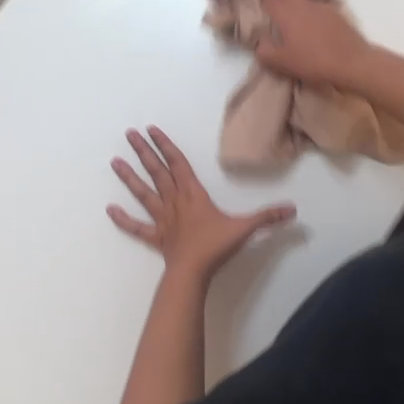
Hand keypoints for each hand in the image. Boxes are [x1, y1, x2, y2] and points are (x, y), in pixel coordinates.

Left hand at [107, 127, 295, 283]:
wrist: (192, 273)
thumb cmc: (216, 246)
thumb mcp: (245, 227)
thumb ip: (268, 216)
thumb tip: (293, 209)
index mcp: (193, 194)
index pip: (177, 163)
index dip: (165, 145)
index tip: (151, 129)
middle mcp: (174, 201)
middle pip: (157, 172)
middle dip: (143, 152)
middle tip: (129, 134)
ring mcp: (163, 220)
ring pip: (143, 194)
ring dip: (129, 177)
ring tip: (114, 161)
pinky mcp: (156, 238)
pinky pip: (137, 227)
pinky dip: (123, 219)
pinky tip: (110, 210)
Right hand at [254, 0, 377, 87]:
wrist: (353, 63)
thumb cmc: (314, 62)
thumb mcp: (282, 63)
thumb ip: (265, 51)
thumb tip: (261, 42)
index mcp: (286, 13)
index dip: (259, 0)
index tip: (257, 10)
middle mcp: (302, 3)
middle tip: (273, 11)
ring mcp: (321, 5)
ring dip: (294, 3)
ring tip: (295, 23)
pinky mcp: (336, 12)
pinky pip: (317, 5)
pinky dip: (311, 12)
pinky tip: (315, 30)